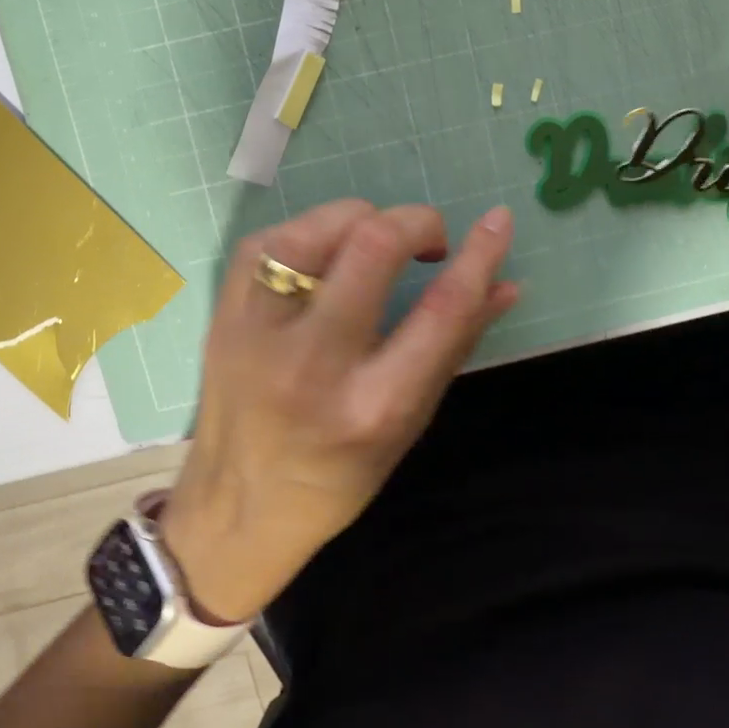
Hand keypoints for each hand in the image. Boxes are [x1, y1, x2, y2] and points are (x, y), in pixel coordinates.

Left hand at [159, 201, 518, 623]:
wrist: (238, 507)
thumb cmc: (339, 475)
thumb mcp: (409, 422)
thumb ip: (456, 345)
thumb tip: (505, 283)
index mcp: (372, 404)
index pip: (441, 310)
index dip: (479, 257)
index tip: (496, 223)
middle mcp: (312, 362)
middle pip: (371, 248)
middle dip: (415, 222)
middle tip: (427, 240)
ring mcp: (258, 334)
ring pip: (312, 230)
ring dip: (358, 220)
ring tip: (374, 243)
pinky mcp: (223, 316)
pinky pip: (266, 242)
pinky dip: (306, 233)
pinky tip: (326, 252)